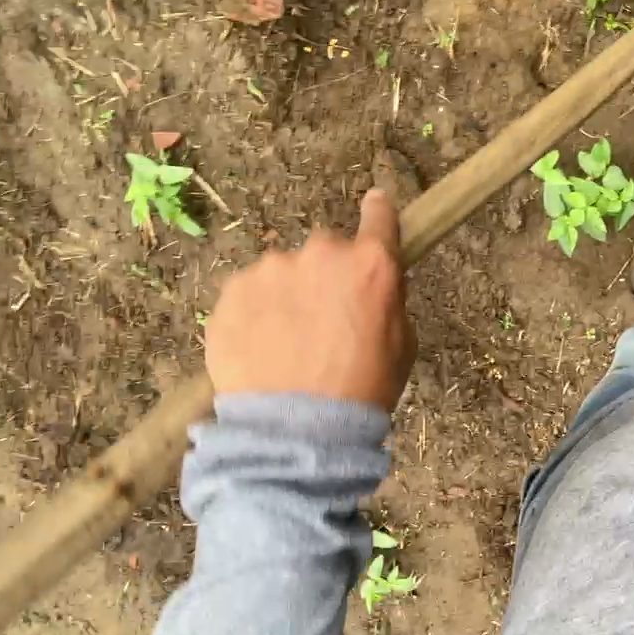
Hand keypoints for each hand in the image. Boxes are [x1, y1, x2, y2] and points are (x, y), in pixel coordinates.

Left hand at [206, 188, 415, 410]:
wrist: (297, 428)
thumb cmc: (363, 388)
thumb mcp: (402, 344)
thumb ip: (387, 301)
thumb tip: (371, 288)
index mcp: (372, 265)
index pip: (379, 216)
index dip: (378, 212)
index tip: (375, 206)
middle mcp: (321, 253)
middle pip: (327, 251)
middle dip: (328, 276)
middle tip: (327, 320)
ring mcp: (271, 269)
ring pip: (285, 272)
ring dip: (289, 295)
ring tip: (289, 342)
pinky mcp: (232, 290)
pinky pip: (251, 292)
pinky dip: (258, 312)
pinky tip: (265, 347)